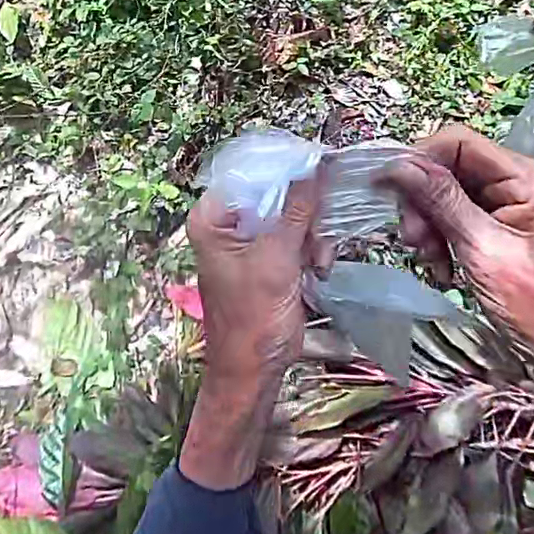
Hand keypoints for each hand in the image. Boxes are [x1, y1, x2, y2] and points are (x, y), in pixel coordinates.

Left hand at [179, 174, 326, 489]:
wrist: (255, 370)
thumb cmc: (254, 316)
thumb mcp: (276, 257)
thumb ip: (297, 208)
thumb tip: (315, 163)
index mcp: (213, 216)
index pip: (251, 172)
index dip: (287, 168)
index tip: (320, 164)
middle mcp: (227, 222)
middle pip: (275, 191)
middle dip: (304, 215)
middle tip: (317, 238)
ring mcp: (249, 239)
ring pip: (292, 213)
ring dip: (312, 235)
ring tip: (318, 263)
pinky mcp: (268, 255)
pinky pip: (296, 234)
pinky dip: (311, 249)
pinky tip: (318, 270)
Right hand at [383, 124, 533, 517]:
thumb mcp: (484, 252)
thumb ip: (442, 202)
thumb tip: (400, 164)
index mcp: (530, 181)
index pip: (460, 143)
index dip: (420, 160)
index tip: (388, 190)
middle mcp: (526, 182)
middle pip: (454, 168)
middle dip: (425, 201)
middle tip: (414, 242)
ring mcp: (520, 204)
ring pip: (454, 193)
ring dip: (432, 223)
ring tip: (431, 261)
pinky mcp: (511, 226)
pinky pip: (465, 215)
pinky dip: (446, 237)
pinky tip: (444, 266)